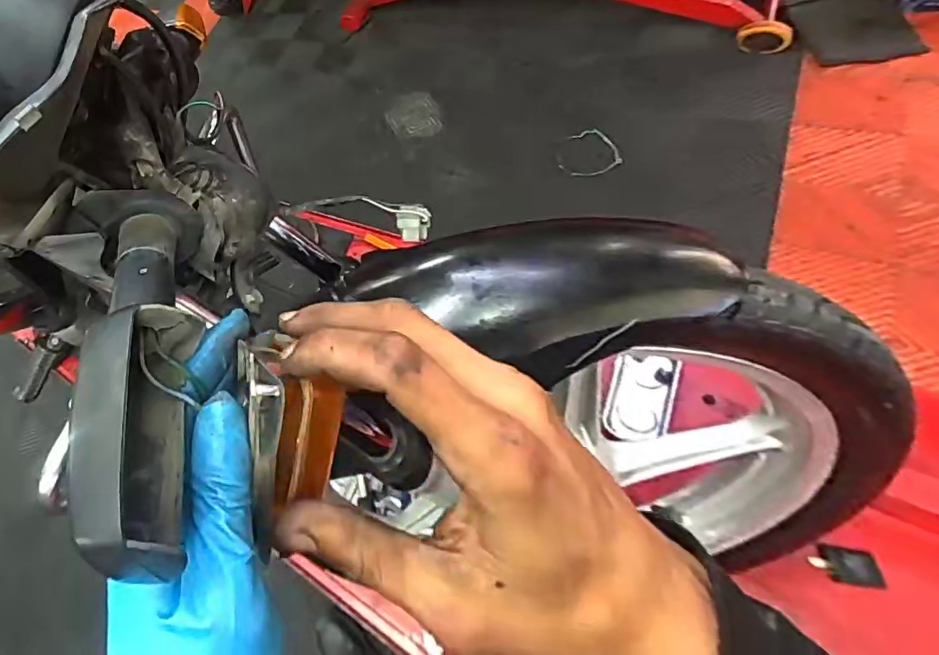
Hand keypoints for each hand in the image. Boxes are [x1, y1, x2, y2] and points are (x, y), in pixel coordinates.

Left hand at [107, 310, 282, 654]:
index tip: (225, 334)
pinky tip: (251, 438)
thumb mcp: (218, 581)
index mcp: (138, 514)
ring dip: (222, 410)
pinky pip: (209, 483)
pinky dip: (232, 452)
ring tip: (251, 376)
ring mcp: (167, 530)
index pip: (167, 416)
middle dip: (209, 379)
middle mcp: (144, 515)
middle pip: (178, 425)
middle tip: (244, 345)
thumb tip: (214, 411)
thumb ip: (215, 494)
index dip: (196, 368)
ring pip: (194, 450)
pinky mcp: (189, 548)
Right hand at [275, 300, 717, 654]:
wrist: (651, 615)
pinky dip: (385, 339)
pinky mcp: (512, 393)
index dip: (334, 349)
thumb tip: (293, 522)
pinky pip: (437, 342)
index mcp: (496, 450)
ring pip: (420, 323)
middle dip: (335, 319)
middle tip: (287, 337)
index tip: (291, 360)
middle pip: (405, 323)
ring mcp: (513, 390)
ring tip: (310, 342)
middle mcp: (508, 401)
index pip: (399, 362)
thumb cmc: (572, 619)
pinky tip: (359, 359)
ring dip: (358, 324)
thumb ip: (360, 552)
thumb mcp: (453, 602)